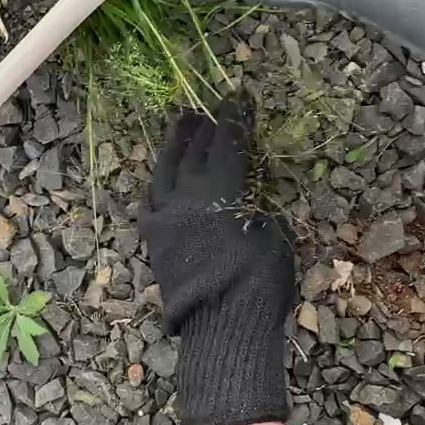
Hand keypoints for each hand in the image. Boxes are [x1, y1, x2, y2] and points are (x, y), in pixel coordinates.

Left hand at [138, 100, 293, 424]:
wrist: (222, 325)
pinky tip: (159, 180)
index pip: (227, 141)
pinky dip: (157, 187)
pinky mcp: (154, 238)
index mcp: (221, 187)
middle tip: (209, 111)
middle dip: (205, 128)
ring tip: (182, 126)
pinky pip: (150, 203)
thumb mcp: (274, 234)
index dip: (233, 118)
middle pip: (195, 151)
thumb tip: (246, 187)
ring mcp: (166, 215)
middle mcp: (188, 193)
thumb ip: (256, 203)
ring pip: (166, 169)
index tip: (236, 98)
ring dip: (176, 146)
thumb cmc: (260, 282)